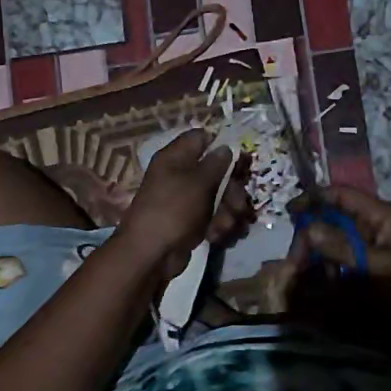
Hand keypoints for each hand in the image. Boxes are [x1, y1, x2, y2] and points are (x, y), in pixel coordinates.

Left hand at [116, 129, 252, 278]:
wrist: (152, 253)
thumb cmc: (173, 209)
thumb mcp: (198, 182)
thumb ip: (216, 163)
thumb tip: (225, 147)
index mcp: (175, 158)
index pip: (199, 138)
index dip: (220, 145)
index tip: (238, 159)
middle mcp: (179, 175)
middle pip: (215, 171)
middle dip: (231, 189)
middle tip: (237, 204)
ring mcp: (184, 200)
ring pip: (218, 197)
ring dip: (228, 212)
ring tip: (224, 226)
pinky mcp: (189, 222)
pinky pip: (212, 217)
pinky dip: (218, 226)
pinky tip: (217, 236)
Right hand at [257, 186, 390, 310]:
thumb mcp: (378, 266)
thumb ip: (343, 247)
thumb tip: (309, 228)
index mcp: (382, 217)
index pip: (342, 195)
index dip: (315, 198)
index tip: (290, 212)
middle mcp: (375, 228)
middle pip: (333, 218)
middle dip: (312, 235)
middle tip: (296, 258)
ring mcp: (372, 248)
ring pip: (333, 241)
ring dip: (317, 255)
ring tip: (303, 274)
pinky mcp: (368, 269)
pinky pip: (340, 261)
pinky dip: (327, 270)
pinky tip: (318, 284)